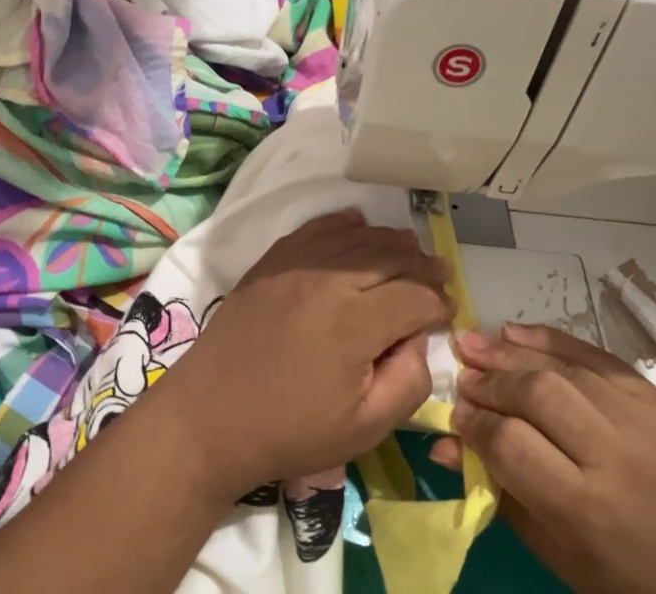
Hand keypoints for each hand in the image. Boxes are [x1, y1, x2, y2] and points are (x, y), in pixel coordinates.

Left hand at [152, 209, 454, 498]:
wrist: (209, 419)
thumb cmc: (289, 432)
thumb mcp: (365, 429)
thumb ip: (408, 382)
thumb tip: (419, 340)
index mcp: (354, 324)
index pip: (415, 295)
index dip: (440, 304)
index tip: (447, 315)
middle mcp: (327, 282)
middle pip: (389, 255)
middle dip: (422, 264)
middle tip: (440, 275)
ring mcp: (293, 267)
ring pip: (354, 236)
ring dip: (388, 240)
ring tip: (409, 250)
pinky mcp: (268, 264)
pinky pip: (313, 229)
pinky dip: (341, 223)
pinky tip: (356, 224)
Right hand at [431, 324, 655, 593]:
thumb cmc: (635, 577)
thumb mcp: (561, 556)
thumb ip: (501, 496)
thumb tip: (445, 446)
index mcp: (587, 510)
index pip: (511, 445)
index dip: (474, 423)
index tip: (451, 412)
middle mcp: (615, 456)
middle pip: (537, 395)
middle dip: (490, 380)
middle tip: (459, 372)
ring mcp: (641, 421)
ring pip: (563, 369)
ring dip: (510, 352)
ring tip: (472, 341)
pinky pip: (596, 356)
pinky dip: (552, 339)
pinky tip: (516, 332)